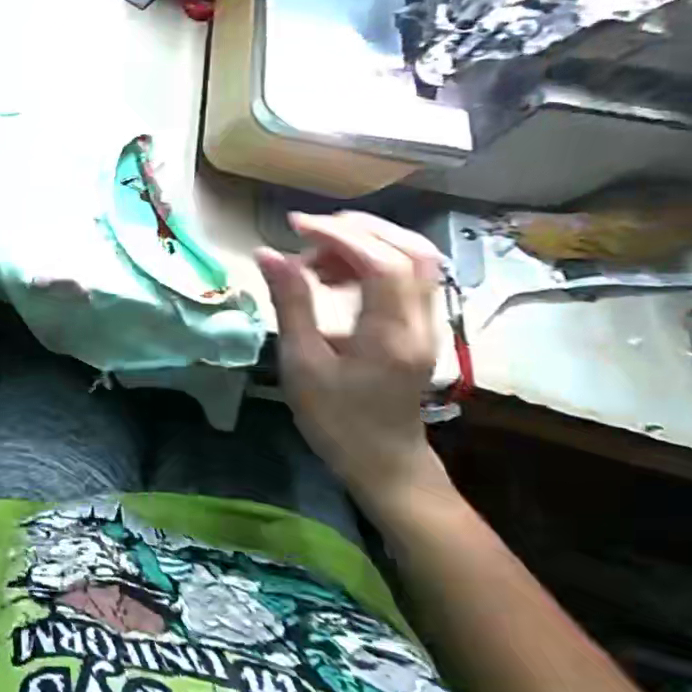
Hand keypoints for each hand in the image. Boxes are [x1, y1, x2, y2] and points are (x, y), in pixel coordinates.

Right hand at [253, 212, 448, 507]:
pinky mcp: (418, 326)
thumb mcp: (302, 364)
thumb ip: (290, 304)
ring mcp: (424, 324)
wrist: (384, 465)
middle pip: (410, 250)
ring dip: (365, 243)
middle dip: (358, 229)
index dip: (338, 234)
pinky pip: (405, 276)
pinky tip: (334, 276)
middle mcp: (418, 322)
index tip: (294, 226)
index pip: (381, 262)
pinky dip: (371, 260)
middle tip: (308, 232)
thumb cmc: (336, 420)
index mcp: (390, 334)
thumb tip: (267, 253)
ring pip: (414, 259)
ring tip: (316, 257)